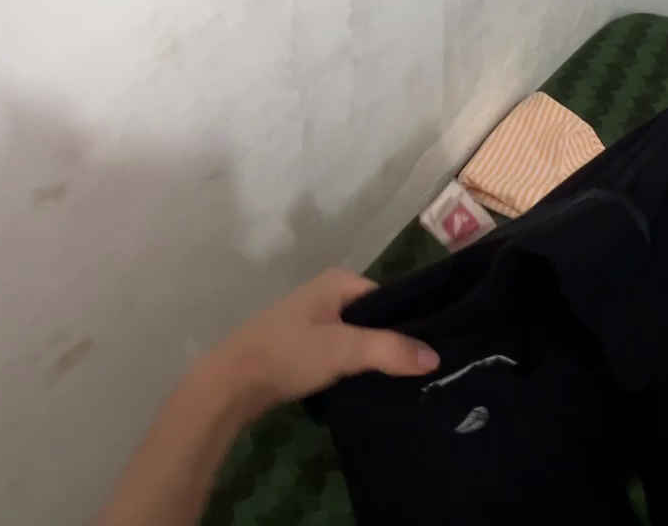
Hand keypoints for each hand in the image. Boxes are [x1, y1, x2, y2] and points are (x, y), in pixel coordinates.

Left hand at [194, 269, 438, 419]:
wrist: (232, 382)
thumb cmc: (289, 353)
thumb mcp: (344, 349)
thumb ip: (389, 350)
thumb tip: (435, 356)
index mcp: (338, 281)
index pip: (389, 297)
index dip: (410, 321)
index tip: (432, 350)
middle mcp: (326, 293)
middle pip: (374, 317)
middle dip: (393, 341)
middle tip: (422, 371)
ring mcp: (312, 319)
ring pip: (357, 336)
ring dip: (373, 356)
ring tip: (402, 382)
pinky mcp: (303, 345)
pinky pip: (341, 351)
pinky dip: (353, 366)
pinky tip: (367, 387)